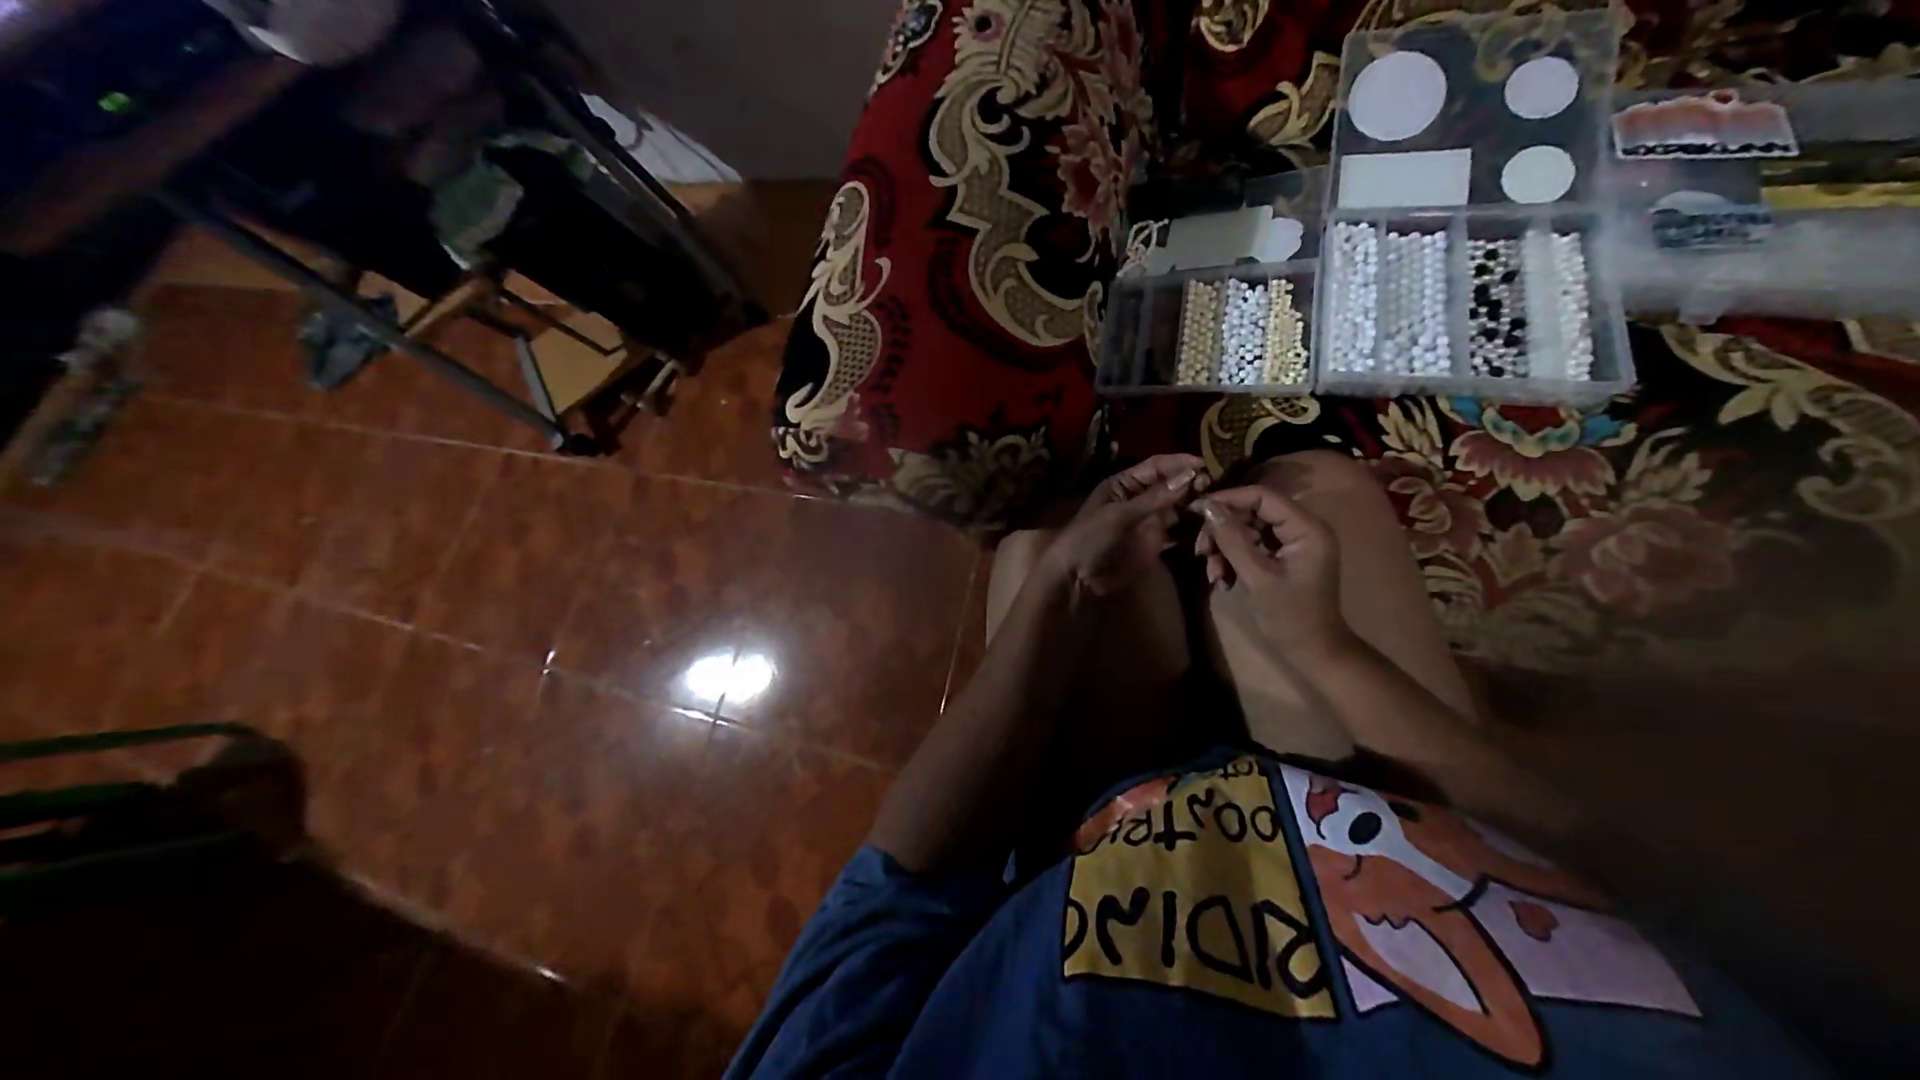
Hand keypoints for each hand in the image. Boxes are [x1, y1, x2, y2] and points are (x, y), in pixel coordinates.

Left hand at [1040, 454, 1206, 603]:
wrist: (1078, 576)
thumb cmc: (1089, 538)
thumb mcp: (1119, 516)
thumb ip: (1154, 498)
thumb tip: (1189, 476)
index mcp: (1124, 483)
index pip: (1156, 467)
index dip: (1179, 464)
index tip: (1204, 465)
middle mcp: (1140, 497)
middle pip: (1172, 485)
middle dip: (1192, 484)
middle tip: (1214, 487)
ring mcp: (1150, 519)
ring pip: (1179, 507)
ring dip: (1196, 506)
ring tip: (1216, 506)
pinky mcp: (1156, 541)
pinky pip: (1180, 530)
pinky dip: (1193, 528)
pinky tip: (1209, 527)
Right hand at [1193, 486, 1353, 660]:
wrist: (1313, 651)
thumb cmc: (1290, 616)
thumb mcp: (1257, 577)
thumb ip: (1233, 540)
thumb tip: (1207, 507)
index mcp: (1307, 528)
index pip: (1262, 496)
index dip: (1228, 499)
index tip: (1196, 510)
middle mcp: (1303, 528)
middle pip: (1252, 512)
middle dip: (1222, 530)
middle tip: (1200, 551)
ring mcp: (1294, 542)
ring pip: (1247, 529)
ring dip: (1224, 548)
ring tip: (1212, 573)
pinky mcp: (1284, 556)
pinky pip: (1252, 545)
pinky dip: (1233, 559)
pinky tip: (1222, 579)